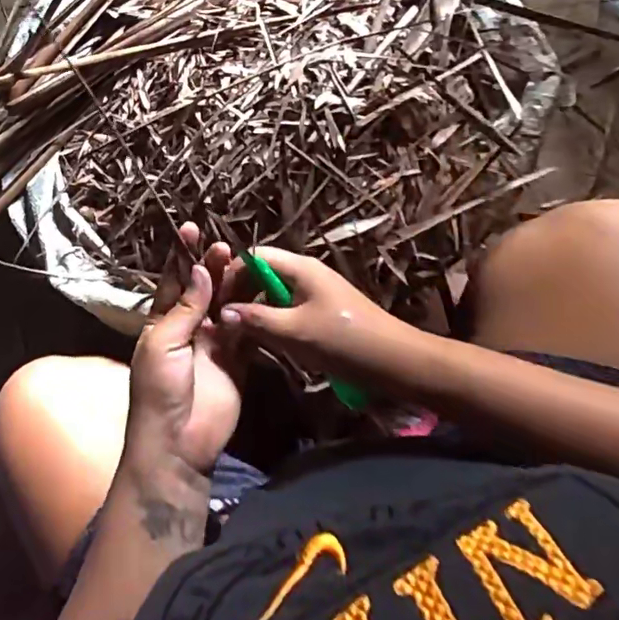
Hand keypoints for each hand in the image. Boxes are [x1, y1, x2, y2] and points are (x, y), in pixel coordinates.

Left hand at [123, 224, 244, 480]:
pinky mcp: (237, 363)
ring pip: (228, 307)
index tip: (191, 229)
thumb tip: (199, 270)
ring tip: (246, 264)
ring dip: (235, 286)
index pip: (174, 280)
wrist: (178, 443)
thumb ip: (185, 307)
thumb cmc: (159, 388)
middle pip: (204, 290)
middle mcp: (189, 328)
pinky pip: (247, 333)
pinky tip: (264, 295)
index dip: (182, 255)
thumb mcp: (164, 342)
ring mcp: (214, 345)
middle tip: (225, 247)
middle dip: (212, 267)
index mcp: (163, 321)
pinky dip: (253, 315)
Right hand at [217, 246, 416, 380]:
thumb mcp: (295, 332)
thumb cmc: (346, 342)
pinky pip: (289, 306)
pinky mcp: (324, 310)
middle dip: (242, 291)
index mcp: (300, 267)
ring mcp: (317, 291)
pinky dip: (274, 318)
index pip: (253, 256)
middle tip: (226, 318)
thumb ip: (256, 320)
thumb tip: (222, 313)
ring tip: (242, 331)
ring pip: (274, 291)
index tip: (218, 301)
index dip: (232, 274)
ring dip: (257, 308)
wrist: (400, 363)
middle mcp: (307, 272)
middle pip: (262, 271)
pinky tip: (269, 340)